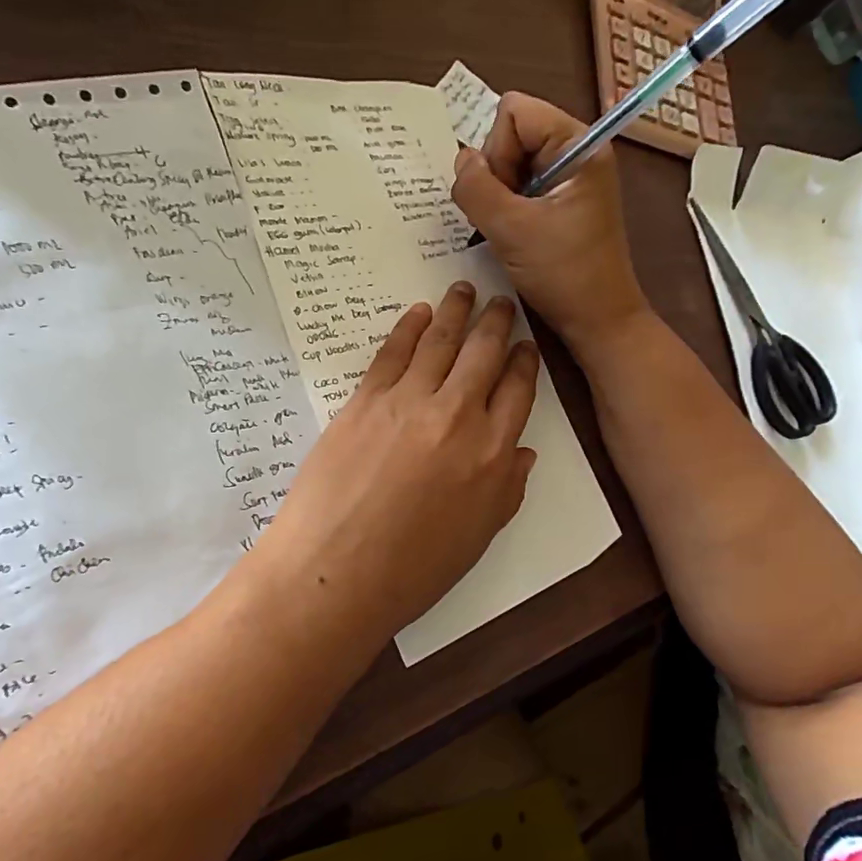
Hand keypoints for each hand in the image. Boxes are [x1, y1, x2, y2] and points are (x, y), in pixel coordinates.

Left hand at [250, 282, 539, 639]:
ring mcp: (408, 404)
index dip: (523, 362)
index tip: (524, 344)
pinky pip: (393, 353)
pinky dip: (409, 328)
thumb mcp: (476, 538)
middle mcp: (457, 417)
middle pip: (483, 355)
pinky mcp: (365, 401)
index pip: (517, 391)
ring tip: (464, 289)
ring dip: (456, 311)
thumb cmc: (412, 570)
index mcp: (492, 454)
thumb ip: (506, 490)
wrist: (337, 572)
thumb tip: (522, 451)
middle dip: (496, 322)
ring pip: (441, 343)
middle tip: (501, 301)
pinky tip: (419, 313)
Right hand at [450, 92, 651, 352]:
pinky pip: (517, 187)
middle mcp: (574, 153)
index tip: (505, 193)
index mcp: (578, 145)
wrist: (598, 320)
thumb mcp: (511, 229)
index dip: (496, 149)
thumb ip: (476, 188)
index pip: (514, 111)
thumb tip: (460, 159)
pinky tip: (510, 235)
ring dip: (498, 195)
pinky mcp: (558, 202)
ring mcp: (566, 179)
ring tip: (509, 230)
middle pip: (510, 134)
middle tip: (506, 216)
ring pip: (509, 163)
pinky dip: (505, 208)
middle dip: (496, 173)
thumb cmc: (564, 274)